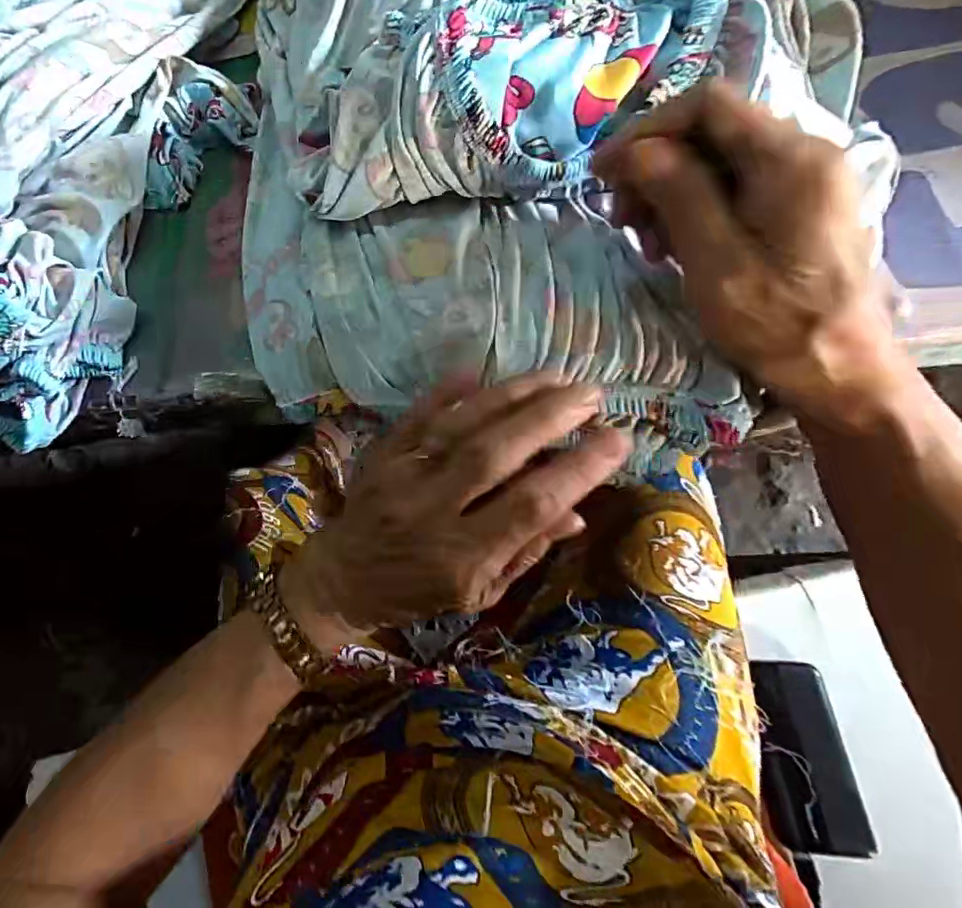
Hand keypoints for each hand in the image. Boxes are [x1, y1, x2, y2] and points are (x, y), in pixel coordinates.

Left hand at [279, 375, 630, 652]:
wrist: (343, 576)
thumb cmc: (418, 592)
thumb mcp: (478, 593)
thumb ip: (524, 552)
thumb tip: (575, 510)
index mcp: (462, 556)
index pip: (529, 505)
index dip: (577, 470)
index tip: (617, 439)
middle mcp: (430, 510)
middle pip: (494, 454)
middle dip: (547, 419)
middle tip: (590, 394)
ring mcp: (400, 476)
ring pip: (459, 426)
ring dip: (510, 395)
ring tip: (555, 376)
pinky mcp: (381, 455)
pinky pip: (417, 416)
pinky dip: (447, 392)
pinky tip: (478, 369)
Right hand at [593, 81, 908, 429]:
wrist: (839, 370)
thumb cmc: (773, 321)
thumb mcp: (713, 259)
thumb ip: (678, 192)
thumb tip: (635, 149)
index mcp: (791, 158)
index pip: (707, 104)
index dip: (646, 130)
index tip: (604, 173)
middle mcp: (806, 152)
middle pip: (709, 130)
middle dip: (652, 167)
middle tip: (621, 218)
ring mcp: (806, 178)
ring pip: (715, 157)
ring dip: (666, 191)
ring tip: (647, 241)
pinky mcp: (799, 204)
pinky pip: (733, 183)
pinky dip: (692, 206)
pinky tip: (674, 245)